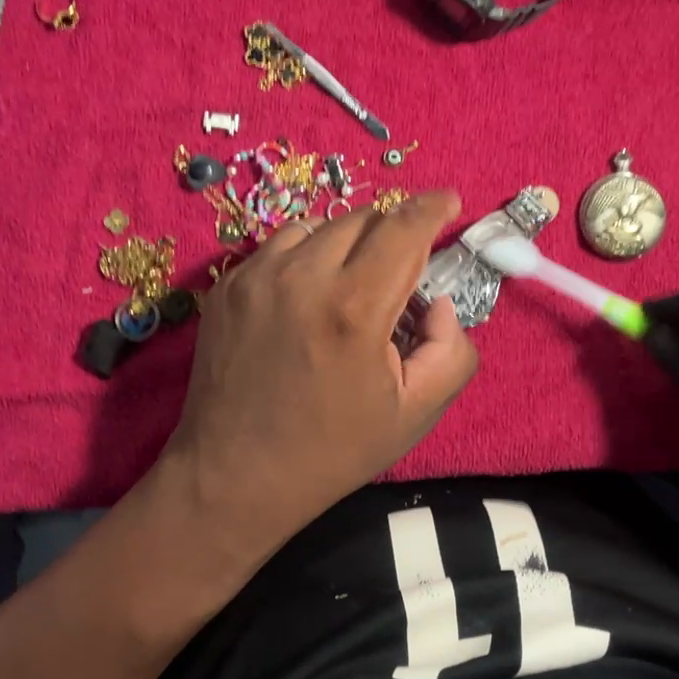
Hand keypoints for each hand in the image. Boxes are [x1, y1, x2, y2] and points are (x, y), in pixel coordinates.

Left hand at [163, 192, 479, 544]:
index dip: (432, 207)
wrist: (233, 477)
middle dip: (393, 231)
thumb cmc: (333, 450)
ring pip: (319, 226)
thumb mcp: (416, 413)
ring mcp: (256, 276)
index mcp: (354, 308)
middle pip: (363, 219)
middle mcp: (302, 277)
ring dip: (348, 242)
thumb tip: (438, 301)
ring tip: (352, 283)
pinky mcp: (227, 285)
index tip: (449, 201)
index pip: (403, 228)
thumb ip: (451, 350)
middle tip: (402, 268)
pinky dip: (306, 257)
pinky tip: (307, 297)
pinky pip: (280, 247)